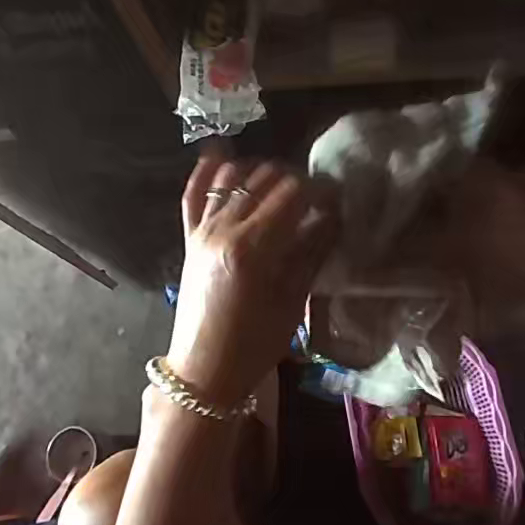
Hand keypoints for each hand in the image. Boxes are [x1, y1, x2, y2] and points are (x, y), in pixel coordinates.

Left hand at [164, 154, 337, 404]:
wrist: (204, 370)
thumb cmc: (253, 345)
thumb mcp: (291, 302)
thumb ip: (310, 253)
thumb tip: (331, 216)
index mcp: (252, 249)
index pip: (292, 195)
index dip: (319, 189)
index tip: (336, 197)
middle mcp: (223, 231)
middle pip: (263, 180)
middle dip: (293, 179)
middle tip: (313, 196)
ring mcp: (201, 232)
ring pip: (231, 180)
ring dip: (259, 172)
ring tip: (281, 186)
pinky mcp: (188, 240)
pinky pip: (192, 196)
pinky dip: (205, 172)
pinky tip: (220, 153)